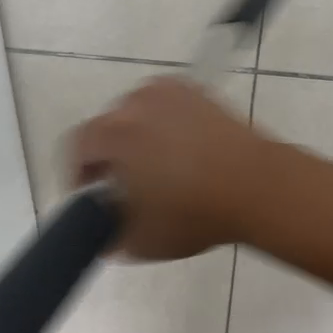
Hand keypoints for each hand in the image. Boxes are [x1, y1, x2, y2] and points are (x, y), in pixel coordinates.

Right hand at [67, 75, 275, 260]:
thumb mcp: (141, 241)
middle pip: (107, 125)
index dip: (78, 173)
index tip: (91, 197)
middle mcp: (137, 103)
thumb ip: (109, 236)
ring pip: (137, 111)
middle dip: (108, 154)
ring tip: (153, 166)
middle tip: (123, 186)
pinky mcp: (198, 90)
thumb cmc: (193, 213)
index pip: (77, 146)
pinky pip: (167, 103)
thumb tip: (104, 234)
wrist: (256, 184)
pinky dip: (164, 120)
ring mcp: (170, 91)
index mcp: (114, 134)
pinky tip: (179, 148)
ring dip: (136, 135)